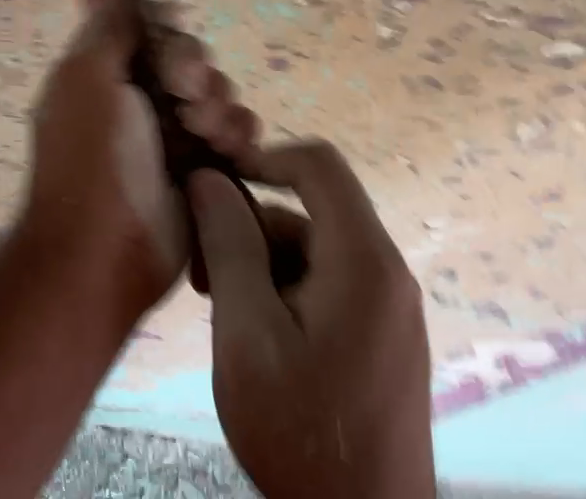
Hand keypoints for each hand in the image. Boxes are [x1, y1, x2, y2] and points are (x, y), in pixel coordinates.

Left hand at [21, 0, 256, 316]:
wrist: (104, 254)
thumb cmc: (90, 159)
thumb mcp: (87, 80)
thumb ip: (104, 29)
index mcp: (102, 75)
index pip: (146, 28)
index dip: (165, 26)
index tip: (169, 33)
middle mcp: (136, 101)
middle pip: (189, 58)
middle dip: (194, 69)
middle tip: (183, 94)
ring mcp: (171, 138)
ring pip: (218, 94)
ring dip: (219, 106)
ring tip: (204, 134)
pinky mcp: (206, 172)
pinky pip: (238, 135)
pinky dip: (237, 136)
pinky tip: (227, 152)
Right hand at [189, 140, 433, 498]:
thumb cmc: (299, 428)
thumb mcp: (245, 331)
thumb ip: (228, 245)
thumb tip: (208, 178)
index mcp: (363, 262)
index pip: (319, 165)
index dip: (261, 157)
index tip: (208, 181)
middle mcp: (386, 274)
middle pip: (308, 211)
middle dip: (247, 226)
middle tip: (198, 274)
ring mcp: (387, 308)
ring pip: (310, 249)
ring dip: (258, 263)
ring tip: (217, 309)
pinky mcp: (380, 337)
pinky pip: (324, 284)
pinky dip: (280, 290)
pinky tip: (249, 330)